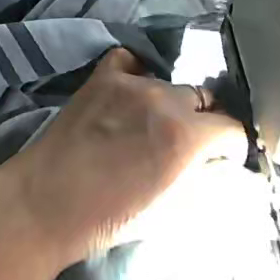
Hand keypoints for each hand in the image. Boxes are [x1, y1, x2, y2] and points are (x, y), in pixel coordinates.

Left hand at [5, 49, 246, 263]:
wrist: (46, 201)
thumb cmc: (112, 217)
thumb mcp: (177, 211)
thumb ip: (212, 182)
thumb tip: (232, 168)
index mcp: (187, 136)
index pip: (233, 127)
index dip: (230, 148)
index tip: (219, 160)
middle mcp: (163, 99)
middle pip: (203, 101)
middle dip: (202, 123)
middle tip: (183, 145)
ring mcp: (129, 83)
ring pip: (169, 84)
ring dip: (169, 103)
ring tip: (149, 125)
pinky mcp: (100, 78)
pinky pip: (130, 62)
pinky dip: (136, 74)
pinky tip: (130, 95)